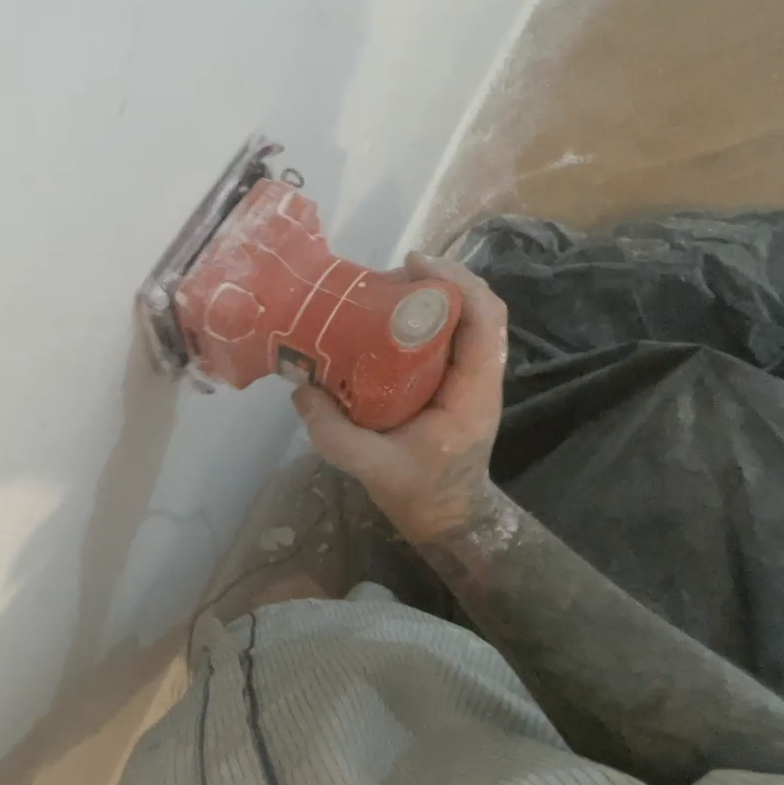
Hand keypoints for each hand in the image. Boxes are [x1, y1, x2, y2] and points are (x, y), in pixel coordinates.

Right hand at [292, 254, 507, 542]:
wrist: (447, 518)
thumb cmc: (420, 493)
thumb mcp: (370, 467)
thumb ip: (333, 433)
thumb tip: (300, 388)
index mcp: (471, 393)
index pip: (483, 321)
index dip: (456, 283)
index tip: (412, 266)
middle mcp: (477, 378)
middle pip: (477, 309)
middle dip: (438, 281)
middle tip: (386, 278)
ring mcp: (467, 379)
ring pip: (463, 320)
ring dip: (431, 297)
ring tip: (382, 291)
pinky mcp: (451, 383)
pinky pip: (446, 337)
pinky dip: (423, 318)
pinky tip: (385, 320)